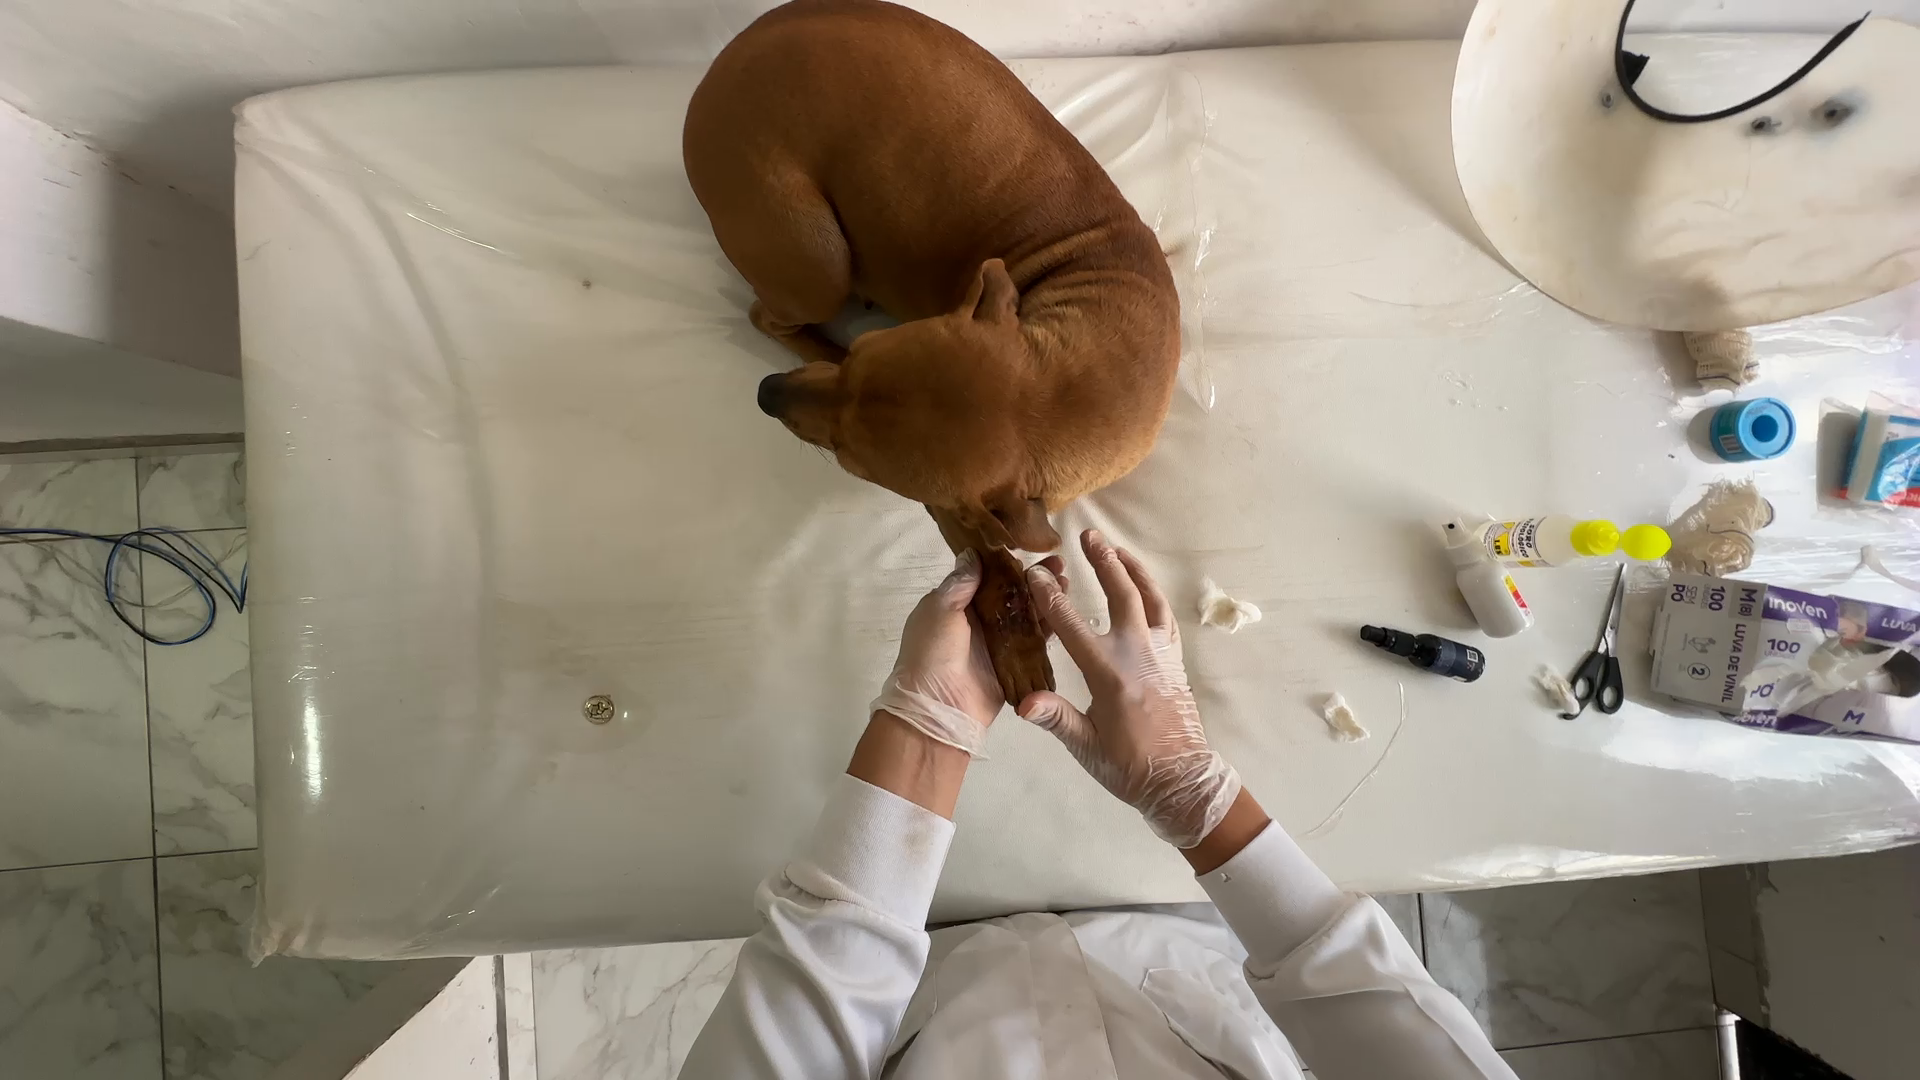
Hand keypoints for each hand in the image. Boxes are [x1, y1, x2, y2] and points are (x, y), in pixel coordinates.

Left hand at [872, 549, 1067, 756]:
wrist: (938, 707)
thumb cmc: (932, 652)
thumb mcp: (939, 610)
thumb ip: (960, 583)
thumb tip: (972, 553)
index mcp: (956, 605)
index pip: (987, 577)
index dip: (1008, 563)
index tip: (1030, 549)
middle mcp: (978, 621)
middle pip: (1011, 594)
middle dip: (1033, 579)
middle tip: (1059, 564)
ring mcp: (997, 643)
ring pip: (1025, 615)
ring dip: (1045, 599)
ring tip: (1067, 583)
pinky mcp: (1013, 663)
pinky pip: (1034, 641)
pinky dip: (1049, 627)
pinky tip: (1066, 612)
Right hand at [1019, 529, 1241, 847]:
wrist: (1184, 781)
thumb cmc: (1130, 766)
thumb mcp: (1086, 746)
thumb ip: (1056, 718)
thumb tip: (1021, 702)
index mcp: (1109, 673)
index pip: (1071, 625)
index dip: (1050, 596)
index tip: (1034, 573)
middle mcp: (1137, 653)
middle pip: (1120, 595)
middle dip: (1102, 562)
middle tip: (1089, 535)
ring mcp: (1160, 653)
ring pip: (1149, 598)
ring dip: (1133, 570)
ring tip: (1118, 548)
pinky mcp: (1174, 659)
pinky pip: (1165, 616)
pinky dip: (1153, 594)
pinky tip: (1144, 587)